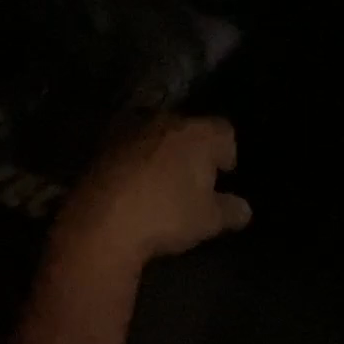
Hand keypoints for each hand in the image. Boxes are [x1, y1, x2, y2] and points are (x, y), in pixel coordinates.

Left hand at [53, 116, 251, 269]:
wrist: (99, 222)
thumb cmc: (166, 215)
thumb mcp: (208, 221)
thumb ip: (231, 210)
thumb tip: (244, 209)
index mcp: (199, 133)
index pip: (225, 131)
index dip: (227, 153)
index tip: (222, 176)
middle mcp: (168, 121)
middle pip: (190, 129)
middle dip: (194, 150)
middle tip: (192, 181)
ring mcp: (133, 130)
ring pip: (158, 136)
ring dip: (162, 153)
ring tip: (160, 184)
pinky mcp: (103, 145)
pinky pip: (130, 147)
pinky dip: (135, 161)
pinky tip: (133, 187)